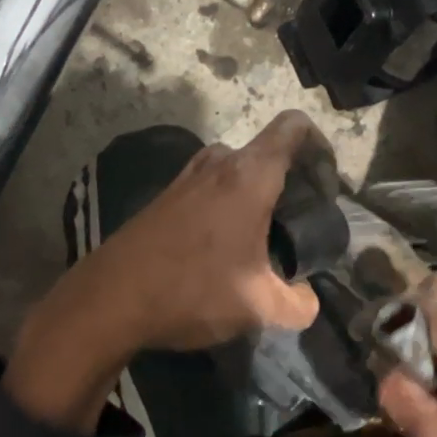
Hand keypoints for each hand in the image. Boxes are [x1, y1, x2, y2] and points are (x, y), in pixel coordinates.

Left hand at [3, 112, 323, 428]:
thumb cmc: (193, 292)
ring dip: (256, 198)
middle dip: (290, 183)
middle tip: (300, 225)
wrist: (110, 301)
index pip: (294, 128)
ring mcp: (186, 178)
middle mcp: (218, 163)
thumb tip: (308, 300)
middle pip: (267, 154)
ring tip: (264, 241)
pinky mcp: (164, 198)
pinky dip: (227, 208)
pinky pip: (211, 190)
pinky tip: (225, 251)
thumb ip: (299, 305)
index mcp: (250, 176)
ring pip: (237, 173)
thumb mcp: (260, 308)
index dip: (319, 146)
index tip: (326, 185)